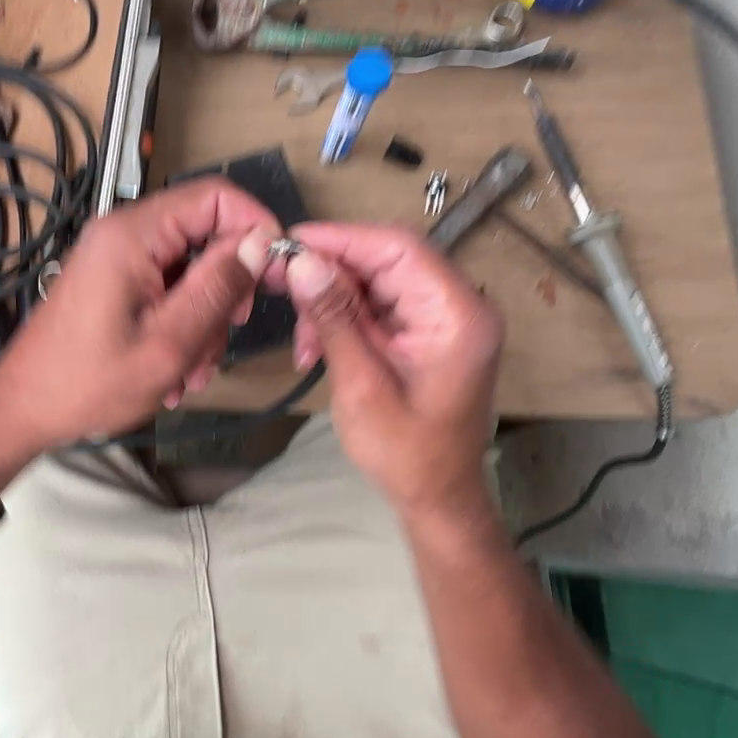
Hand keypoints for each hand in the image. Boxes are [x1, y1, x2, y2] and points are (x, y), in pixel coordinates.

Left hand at [0, 179, 278, 453]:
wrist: (23, 410)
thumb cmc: (88, 383)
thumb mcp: (167, 342)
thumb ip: (217, 287)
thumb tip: (261, 242)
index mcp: (132, 236)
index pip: (215, 196)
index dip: (255, 227)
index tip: (276, 273)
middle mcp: (123, 235)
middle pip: (204, 234)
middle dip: (226, 288)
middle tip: (226, 335)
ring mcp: (116, 259)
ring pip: (190, 268)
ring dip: (203, 319)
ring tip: (191, 370)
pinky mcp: (113, 282)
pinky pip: (165, 289)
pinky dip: (180, 325)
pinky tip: (175, 369)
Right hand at [268, 222, 503, 519]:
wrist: (437, 498)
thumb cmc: (407, 454)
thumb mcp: (362, 384)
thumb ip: (334, 317)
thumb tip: (302, 262)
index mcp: (457, 314)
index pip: (398, 249)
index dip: (342, 239)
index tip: (290, 243)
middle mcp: (458, 306)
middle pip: (386, 261)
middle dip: (329, 272)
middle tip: (279, 283)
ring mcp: (443, 318)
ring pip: (376, 281)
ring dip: (331, 301)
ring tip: (303, 340)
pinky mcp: (426, 332)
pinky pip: (378, 306)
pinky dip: (343, 319)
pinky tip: (316, 346)